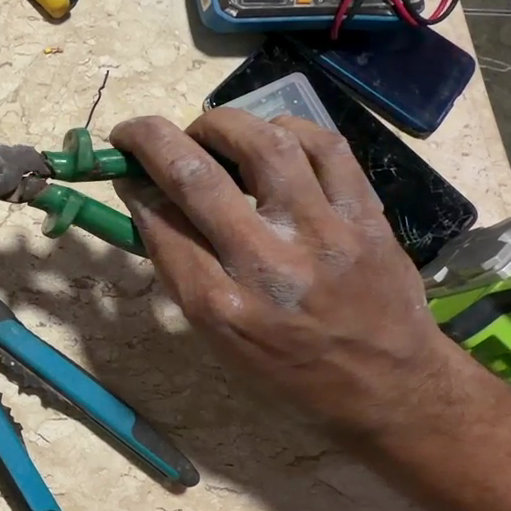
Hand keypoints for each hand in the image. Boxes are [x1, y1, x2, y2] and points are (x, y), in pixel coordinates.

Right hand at [108, 110, 478, 444]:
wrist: (389, 386)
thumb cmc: (285, 366)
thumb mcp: (213, 334)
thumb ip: (178, 266)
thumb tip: (147, 200)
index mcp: (219, 305)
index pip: (159, 224)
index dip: (132, 187)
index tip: (120, 171)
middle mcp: (267, 264)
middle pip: (196, 177)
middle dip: (151, 140)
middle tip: (134, 132)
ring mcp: (324, 234)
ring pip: (265, 144)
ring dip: (218, 124)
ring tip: (203, 133)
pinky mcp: (366, 216)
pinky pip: (326, 147)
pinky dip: (284, 130)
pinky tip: (265, 138)